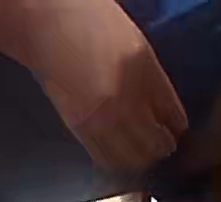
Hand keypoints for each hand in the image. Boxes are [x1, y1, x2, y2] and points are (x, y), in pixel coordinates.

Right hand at [22, 0, 188, 175]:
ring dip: (142, 158)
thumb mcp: (132, 40)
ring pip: (135, 158)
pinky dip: (119, 162)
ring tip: (142, 152)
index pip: (173, 115)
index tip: (176, 131)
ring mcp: (104, 117)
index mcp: (144, 68)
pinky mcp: (83, 129)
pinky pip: (108, 160)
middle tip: (163, 145)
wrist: (43, 22)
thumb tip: (166, 114)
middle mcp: (126, 98)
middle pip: (157, 144)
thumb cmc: (87, 20)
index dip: (177, 127)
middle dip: (163, 146)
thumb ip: (151, 77)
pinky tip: (120, 154)